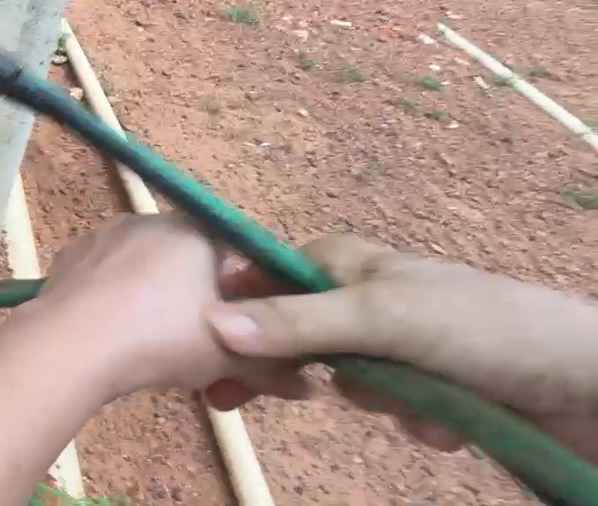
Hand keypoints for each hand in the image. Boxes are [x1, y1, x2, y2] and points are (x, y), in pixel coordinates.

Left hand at [25, 215, 305, 402]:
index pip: (239, 255)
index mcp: (192, 230)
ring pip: (150, 277)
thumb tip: (302, 382)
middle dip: (210, 317)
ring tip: (170, 360)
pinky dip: (124, 307)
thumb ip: (276, 366)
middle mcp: (145, 221)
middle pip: (192, 269)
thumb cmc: (164, 335)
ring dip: (167, 314)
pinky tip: (125, 340)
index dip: (252, 300)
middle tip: (215, 364)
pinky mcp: (71, 257)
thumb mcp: (237, 358)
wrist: (73, 339)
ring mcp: (102, 236)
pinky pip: (111, 281)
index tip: (252, 338)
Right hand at [206, 235, 597, 459]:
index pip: (255, 278)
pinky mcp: (432, 382)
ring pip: (340, 375)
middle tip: (229, 399)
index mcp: (335, 260)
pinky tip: (445, 423)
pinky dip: (412, 418)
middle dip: (280, 368)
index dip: (225, 313)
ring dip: (371, 397)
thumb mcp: (380, 319)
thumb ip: (295, 322)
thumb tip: (206, 324)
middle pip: (288, 330)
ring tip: (412, 406)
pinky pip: (391, 404)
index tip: (201, 351)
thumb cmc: (483, 327)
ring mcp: (396, 341)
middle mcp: (355, 294)